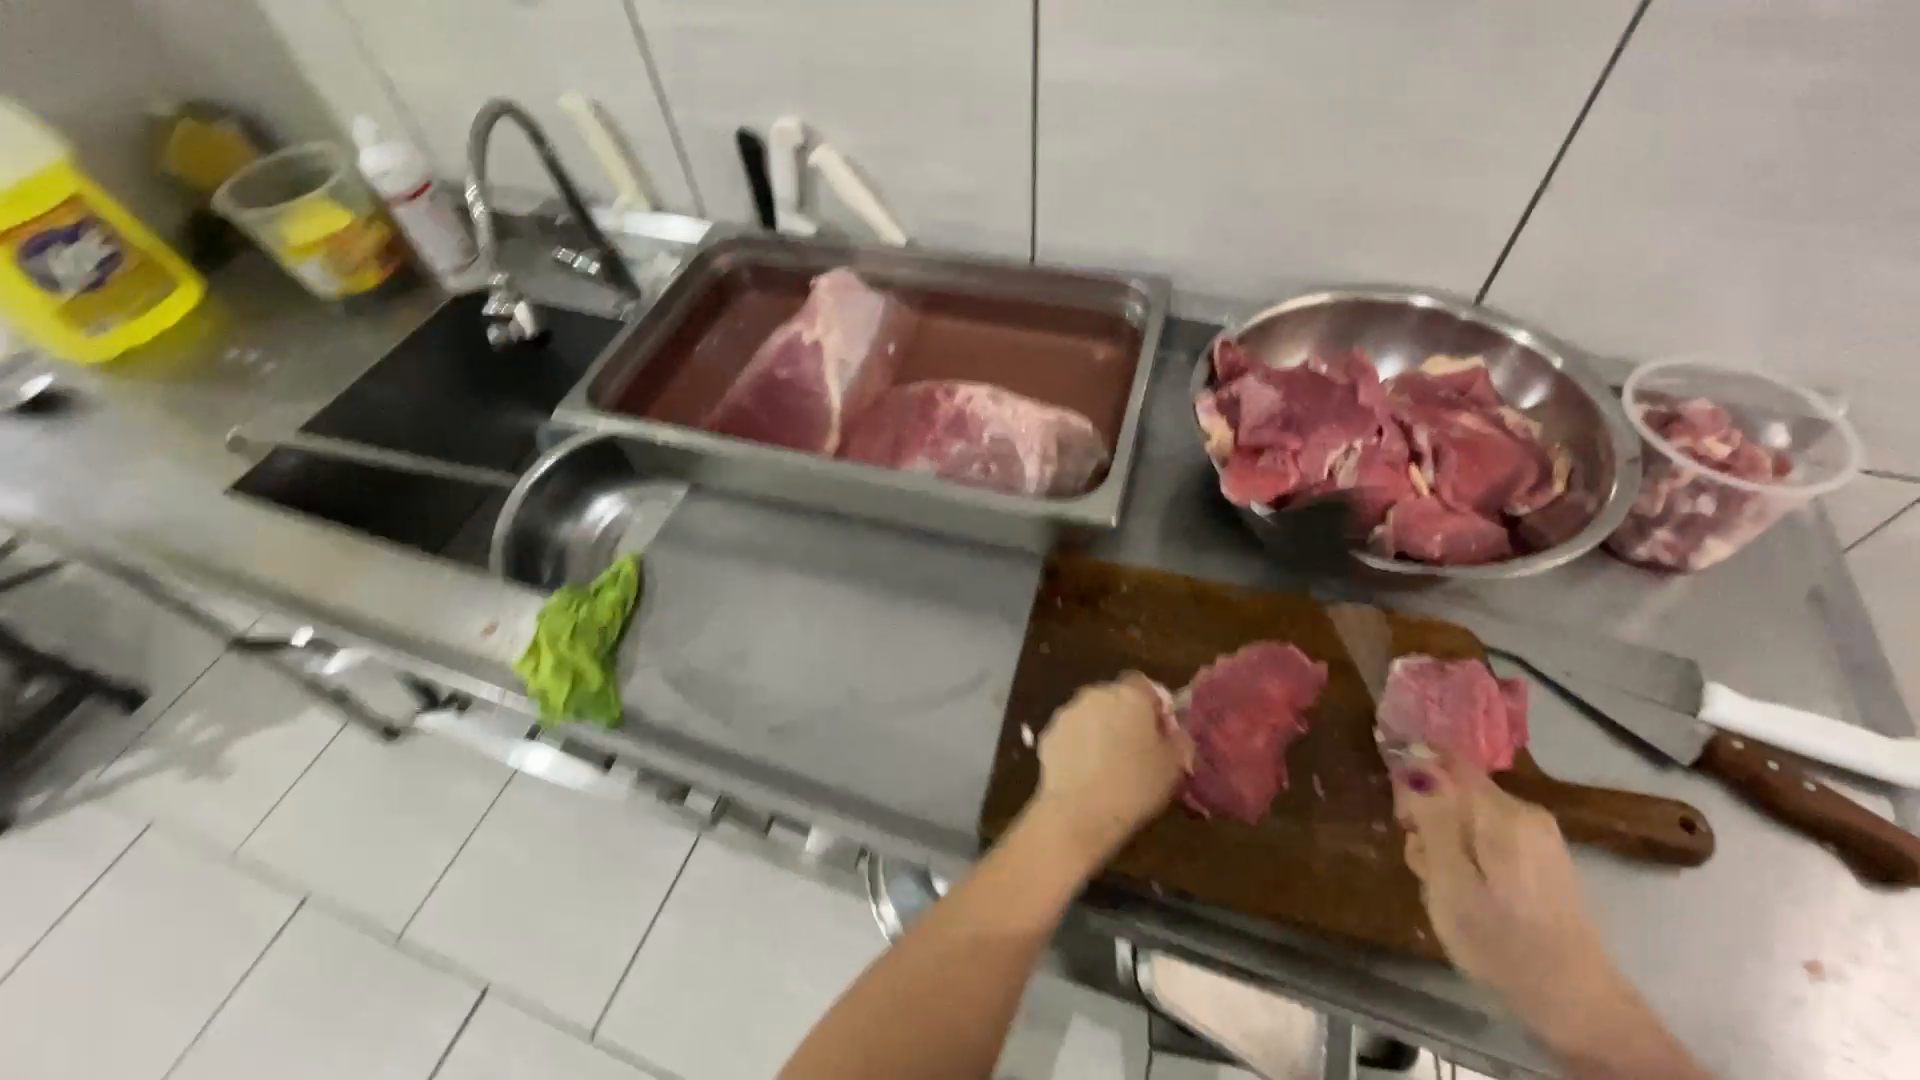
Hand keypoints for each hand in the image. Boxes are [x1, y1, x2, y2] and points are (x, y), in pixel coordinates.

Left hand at [1030, 674, 1193, 862]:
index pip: (1144, 684)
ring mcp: (1067, 713)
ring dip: (1099, 729)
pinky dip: (1078, 745)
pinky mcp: (1047, 734)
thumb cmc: (1135, 785)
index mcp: (1130, 694)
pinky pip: (1071, 734)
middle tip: (1136, 748)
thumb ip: (1178, 739)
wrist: (1079, 812)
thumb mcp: (1174, 765)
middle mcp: (1095, 694)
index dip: (1153, 705)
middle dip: (1124, 716)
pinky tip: (1086, 772)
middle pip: (1114, 697)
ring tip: (1108, 763)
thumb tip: (1173, 731)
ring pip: (1090, 714)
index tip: (1159, 731)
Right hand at [1391, 761, 1637, 1053]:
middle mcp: (1525, 812)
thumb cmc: (1500, 941)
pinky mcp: (1542, 859)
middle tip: (1421, 864)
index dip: (1412, 769)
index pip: (1447, 760)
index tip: (1396, 810)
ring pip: (1467, 816)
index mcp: (1502, 813)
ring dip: (1443, 841)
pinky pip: (1487, 836)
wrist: (1574, 1002)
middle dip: (1427, 817)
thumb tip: (1414, 761)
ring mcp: (1538, 836)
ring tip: (1443, 887)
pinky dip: (1466, 856)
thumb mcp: (1450, 880)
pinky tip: (1466, 892)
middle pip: (1455, 789)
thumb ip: (1433, 817)